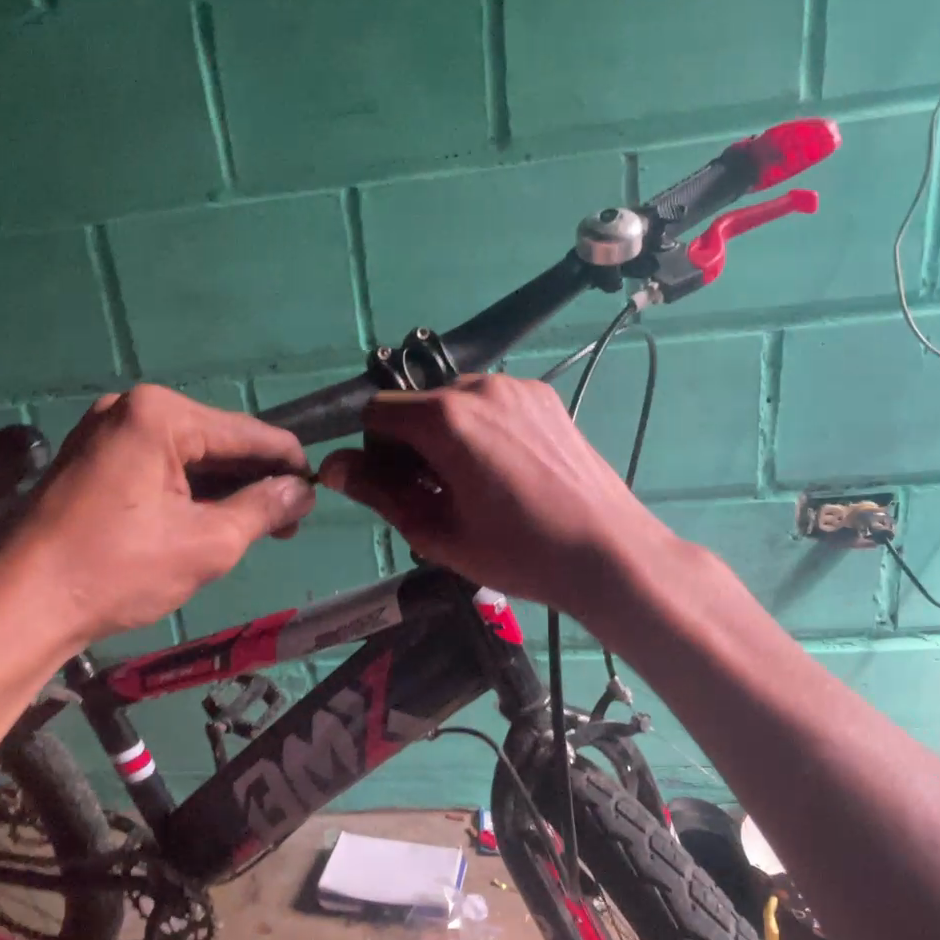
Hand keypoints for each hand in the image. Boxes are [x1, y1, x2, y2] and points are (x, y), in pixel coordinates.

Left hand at [0, 385, 315, 647]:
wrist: (21, 606)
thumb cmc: (119, 570)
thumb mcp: (208, 543)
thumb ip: (264, 509)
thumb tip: (303, 492)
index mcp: (161, 414)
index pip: (248, 433)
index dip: (289, 463)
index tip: (319, 492)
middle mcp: (131, 408)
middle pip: (217, 441)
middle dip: (255, 481)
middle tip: (288, 524)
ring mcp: (105, 431)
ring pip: (188, 456)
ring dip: (224, 489)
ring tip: (258, 528)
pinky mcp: (91, 459)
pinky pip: (158, 466)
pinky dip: (188, 491)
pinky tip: (211, 520)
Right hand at [317, 374, 670, 615]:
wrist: (608, 552)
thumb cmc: (518, 553)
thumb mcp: (436, 532)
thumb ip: (378, 492)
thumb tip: (330, 465)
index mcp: (445, 418)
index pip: (376, 414)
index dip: (375, 454)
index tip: (400, 491)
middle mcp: (479, 386)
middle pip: (416, 405)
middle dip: (412, 445)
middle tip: (439, 495)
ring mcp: (518, 387)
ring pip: (454, 402)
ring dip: (447, 435)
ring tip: (477, 484)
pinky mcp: (545, 397)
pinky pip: (492, 403)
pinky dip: (482, 428)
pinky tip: (508, 470)